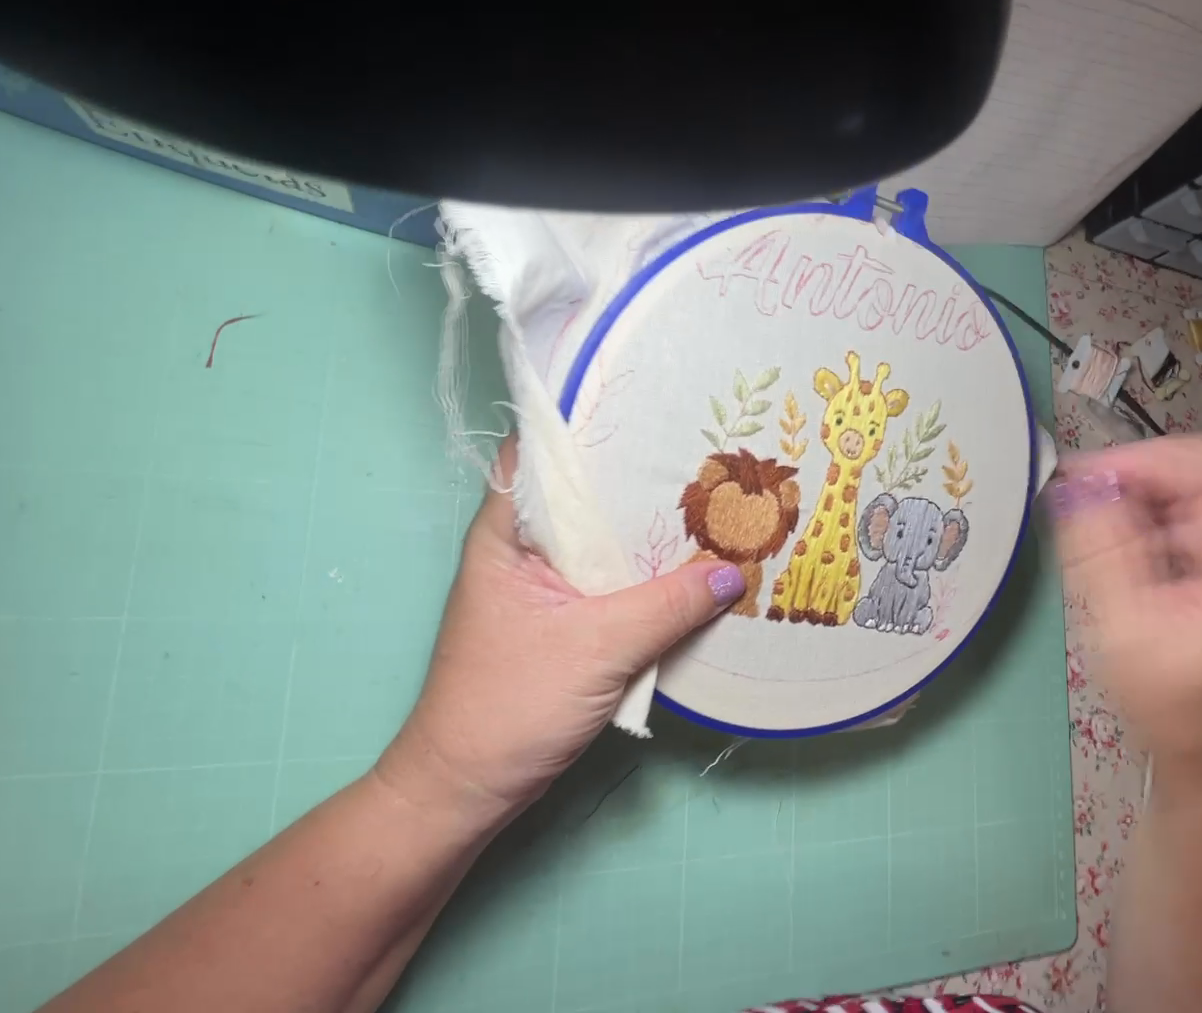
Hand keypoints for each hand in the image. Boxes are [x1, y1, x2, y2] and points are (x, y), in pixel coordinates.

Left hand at [376, 437, 743, 819]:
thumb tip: (735, 571)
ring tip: (711, 500)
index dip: (595, 425)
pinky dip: (647, 573)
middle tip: (706, 454)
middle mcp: (523, 548)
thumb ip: (669, 606)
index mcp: (507, 533)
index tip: (656, 411)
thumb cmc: (510, 707)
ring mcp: (543, 586)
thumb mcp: (598, 649)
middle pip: (584, 496)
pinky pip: (612, 580)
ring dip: (648, 530)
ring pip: (602, 541)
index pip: (545, 453)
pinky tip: (692, 566)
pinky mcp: (564, 619)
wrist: (467, 791)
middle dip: (639, 479)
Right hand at [1047, 435, 1201, 798]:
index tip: (1084, 476)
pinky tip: (1128, 536)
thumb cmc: (1168, 703)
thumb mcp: (1124, 627)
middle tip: (1088, 490)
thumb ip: (1101, 550)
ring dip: (1150, 489)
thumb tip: (1076, 485)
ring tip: (1100, 514)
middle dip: (1146, 470)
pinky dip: (1161, 509)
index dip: (1146, 460)